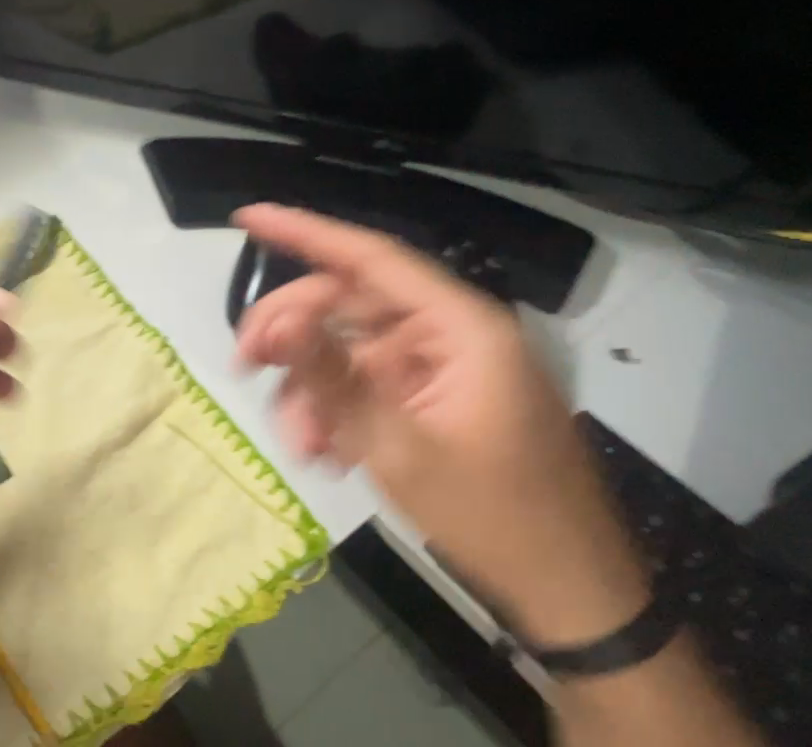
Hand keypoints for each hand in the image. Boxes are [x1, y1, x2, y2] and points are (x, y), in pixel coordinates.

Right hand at [234, 204, 648, 643]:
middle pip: (346, 305)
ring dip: (308, 387)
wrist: (568, 593)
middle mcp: (451, 336)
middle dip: (290, 335)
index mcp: (462, 330)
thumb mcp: (397, 446)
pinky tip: (320, 451)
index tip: (246, 217)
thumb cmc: (494, 516)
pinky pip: (362, 384)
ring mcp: (441, 369)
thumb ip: (332, 377)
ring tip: (296, 441)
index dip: (305, 232)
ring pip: (345, 349)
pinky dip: (331, 409)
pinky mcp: (433, 400)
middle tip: (243, 366)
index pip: (371, 258)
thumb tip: (279, 321)